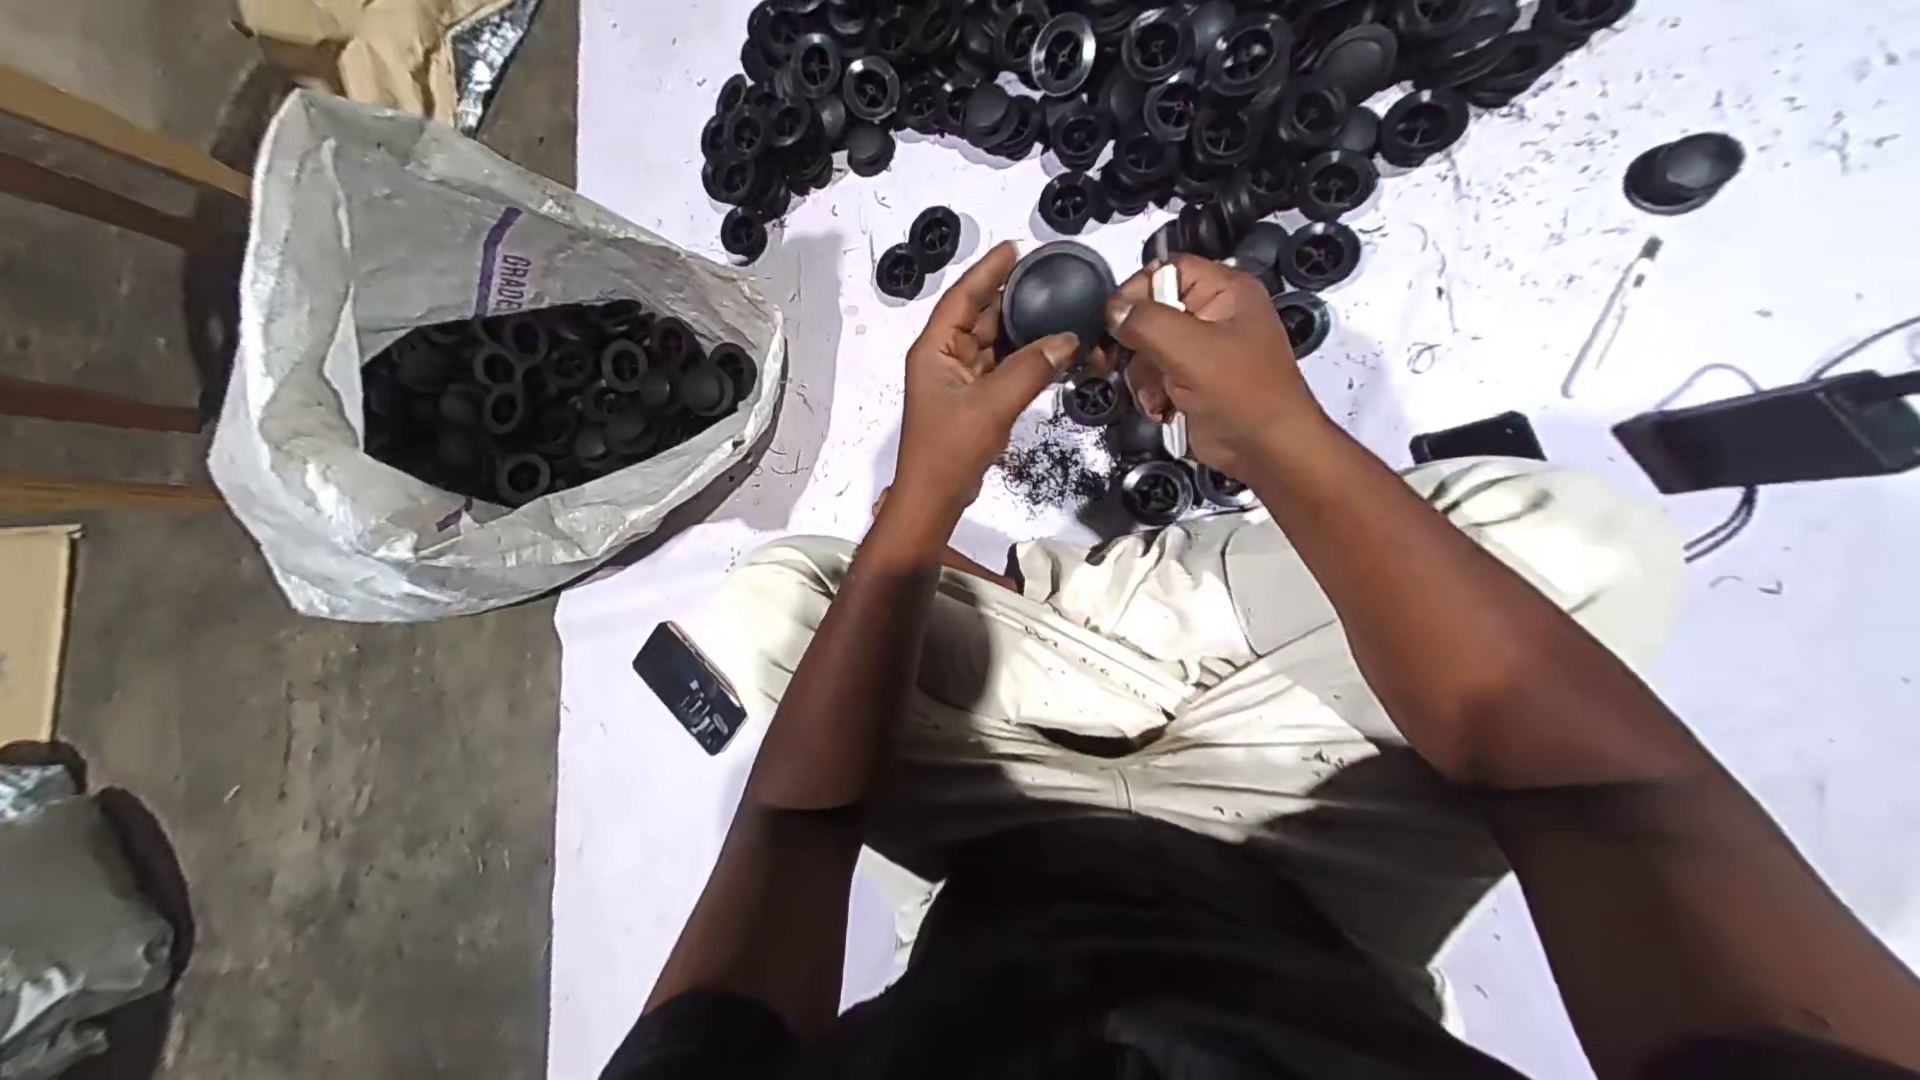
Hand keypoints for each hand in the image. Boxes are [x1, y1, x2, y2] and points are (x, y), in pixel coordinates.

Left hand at [894, 241, 1078, 515]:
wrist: (936, 496)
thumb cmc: (948, 451)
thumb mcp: (990, 405)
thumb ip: (1029, 370)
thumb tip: (1064, 342)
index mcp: (935, 350)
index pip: (962, 297)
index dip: (988, 271)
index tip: (1014, 249)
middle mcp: (945, 359)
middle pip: (980, 317)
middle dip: (1012, 299)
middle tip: (1048, 279)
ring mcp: (960, 380)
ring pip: (995, 344)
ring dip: (1023, 332)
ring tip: (1057, 311)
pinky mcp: (974, 400)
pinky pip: (1002, 369)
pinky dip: (1025, 361)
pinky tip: (1051, 353)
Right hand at [1105, 254, 1324, 476]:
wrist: (1264, 449)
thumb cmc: (1248, 397)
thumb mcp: (1192, 350)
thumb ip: (1148, 323)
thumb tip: (1115, 312)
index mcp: (1224, 292)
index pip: (1166, 271)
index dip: (1137, 293)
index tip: (1118, 320)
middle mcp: (1209, 316)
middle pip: (1148, 313)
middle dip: (1134, 343)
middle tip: (1124, 359)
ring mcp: (1197, 351)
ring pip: (1143, 350)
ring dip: (1142, 376)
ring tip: (1160, 393)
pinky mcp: (1187, 380)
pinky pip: (1150, 377)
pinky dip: (1149, 393)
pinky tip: (1164, 406)